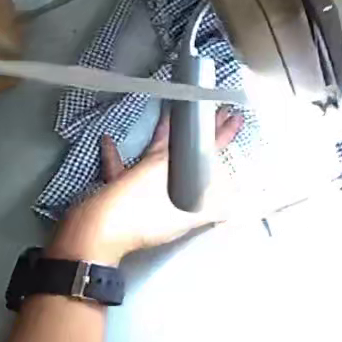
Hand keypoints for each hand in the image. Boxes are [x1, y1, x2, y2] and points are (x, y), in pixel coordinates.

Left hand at [48, 108, 244, 263]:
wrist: (103, 228)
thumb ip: (214, 211)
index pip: (208, 146)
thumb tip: (238, 209)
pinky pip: (115, 162)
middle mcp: (159, 161)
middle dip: (203, 126)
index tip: (235, 118)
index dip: (224, 133)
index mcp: (178, 166)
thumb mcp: (189, 218)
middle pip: (186, 138)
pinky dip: (112, 152)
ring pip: (155, 143)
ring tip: (170, 114)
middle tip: (214, 113)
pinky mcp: (116, 181)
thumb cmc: (147, 220)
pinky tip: (107, 140)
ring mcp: (136, 169)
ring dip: (165, 128)